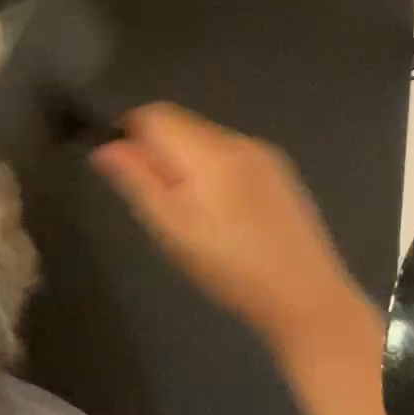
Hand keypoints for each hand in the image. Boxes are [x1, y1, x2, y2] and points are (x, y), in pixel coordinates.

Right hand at [90, 103, 360, 347]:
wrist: (309, 300)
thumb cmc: (230, 267)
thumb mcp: (170, 227)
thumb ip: (136, 179)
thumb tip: (103, 147)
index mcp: (210, 152)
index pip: (154, 114)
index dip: (128, 131)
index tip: (120, 165)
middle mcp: (238, 141)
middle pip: (180, 124)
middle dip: (157, 150)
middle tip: (154, 199)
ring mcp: (264, 156)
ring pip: (203, 140)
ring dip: (183, 161)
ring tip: (187, 211)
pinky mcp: (279, 173)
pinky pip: (228, 154)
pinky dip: (209, 170)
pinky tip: (218, 213)